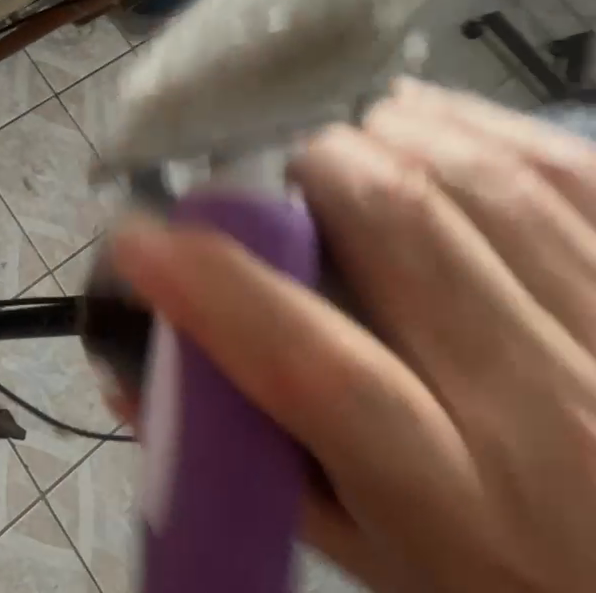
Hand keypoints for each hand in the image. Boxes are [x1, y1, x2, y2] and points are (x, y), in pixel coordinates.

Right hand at [110, 79, 595, 592]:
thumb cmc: (504, 565)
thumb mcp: (371, 548)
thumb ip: (247, 458)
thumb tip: (123, 378)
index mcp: (448, 489)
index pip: (315, 366)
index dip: (211, 286)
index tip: (132, 237)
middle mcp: (549, 407)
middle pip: (398, 223)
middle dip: (296, 166)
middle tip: (254, 172)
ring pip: (474, 176)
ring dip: (374, 136)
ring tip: (326, 142)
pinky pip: (562, 162)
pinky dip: (467, 125)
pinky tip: (414, 128)